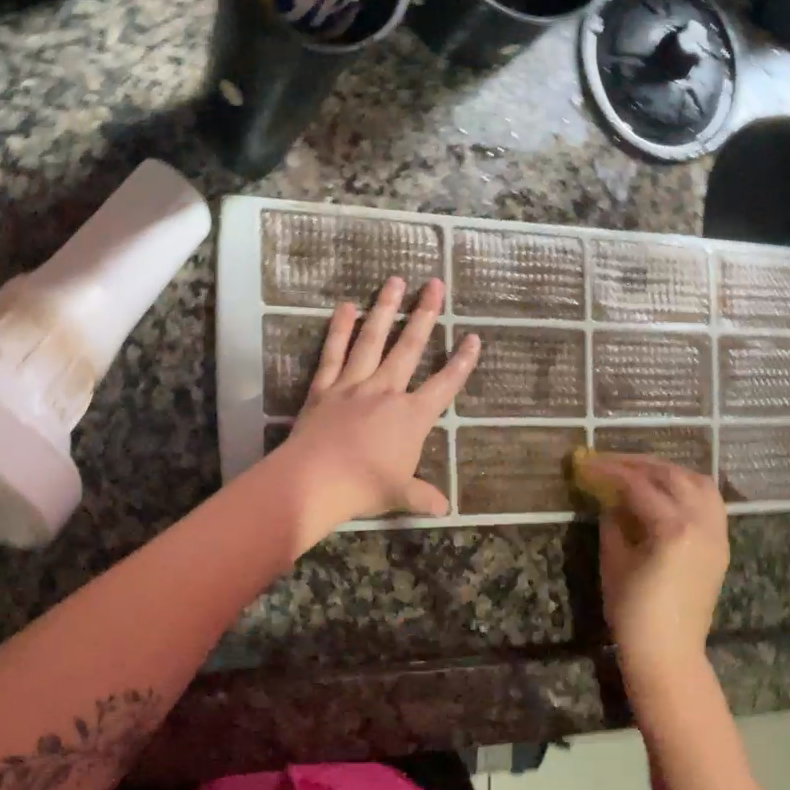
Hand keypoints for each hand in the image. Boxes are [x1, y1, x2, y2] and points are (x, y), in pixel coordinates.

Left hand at [274, 276, 479, 529]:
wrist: (316, 480)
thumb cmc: (363, 488)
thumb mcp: (400, 496)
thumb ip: (423, 496)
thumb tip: (444, 508)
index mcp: (412, 417)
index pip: (445, 385)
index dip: (462, 362)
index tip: (473, 337)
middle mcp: (386, 392)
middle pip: (410, 348)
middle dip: (425, 315)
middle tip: (435, 285)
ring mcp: (353, 385)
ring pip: (373, 340)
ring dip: (385, 310)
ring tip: (395, 281)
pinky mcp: (324, 388)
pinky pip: (333, 352)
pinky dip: (339, 328)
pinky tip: (346, 307)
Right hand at [591, 456, 729, 673]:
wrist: (668, 651)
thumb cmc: (633, 611)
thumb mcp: (614, 561)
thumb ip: (614, 521)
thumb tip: (610, 496)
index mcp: (673, 528)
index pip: (638, 485)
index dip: (610, 471)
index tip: (588, 463)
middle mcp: (702, 523)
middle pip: (672, 476)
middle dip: (639, 464)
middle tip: (610, 462)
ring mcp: (716, 533)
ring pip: (698, 484)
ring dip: (668, 472)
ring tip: (640, 472)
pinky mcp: (720, 545)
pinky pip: (709, 503)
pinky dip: (686, 489)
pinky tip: (665, 494)